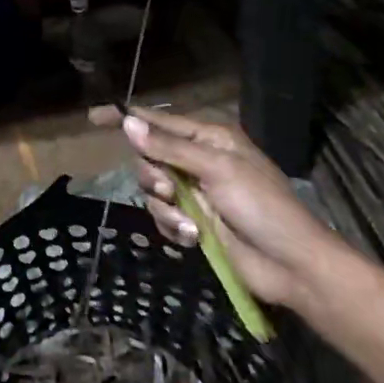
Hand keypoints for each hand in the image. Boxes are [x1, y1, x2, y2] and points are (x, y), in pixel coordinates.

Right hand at [89, 106, 340, 305]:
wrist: (291, 265)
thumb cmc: (262, 207)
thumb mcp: (217, 170)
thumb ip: (169, 147)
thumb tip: (127, 123)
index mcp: (209, 139)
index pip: (157, 121)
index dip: (125, 118)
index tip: (92, 118)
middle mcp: (198, 161)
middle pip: (147, 157)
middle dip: (152, 176)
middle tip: (169, 190)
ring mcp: (194, 192)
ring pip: (151, 189)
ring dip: (165, 208)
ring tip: (190, 222)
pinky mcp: (192, 221)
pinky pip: (161, 216)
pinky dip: (173, 227)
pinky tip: (193, 237)